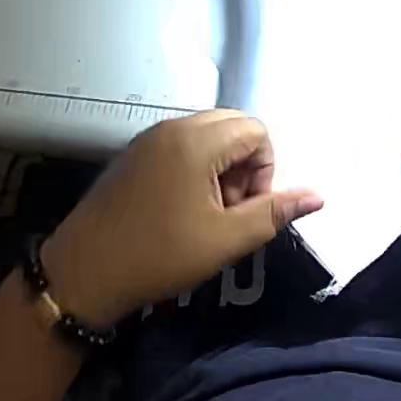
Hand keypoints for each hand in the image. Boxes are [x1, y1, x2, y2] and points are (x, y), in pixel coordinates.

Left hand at [39, 110, 322, 325]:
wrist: (82, 274)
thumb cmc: (158, 256)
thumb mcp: (225, 240)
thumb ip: (274, 212)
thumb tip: (318, 196)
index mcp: (197, 141)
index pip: (256, 131)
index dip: (264, 169)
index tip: (245, 207)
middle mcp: (173, 127)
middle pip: (233, 126)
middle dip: (245, 164)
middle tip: (229, 208)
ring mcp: (150, 137)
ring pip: (208, 134)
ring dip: (221, 165)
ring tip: (206, 211)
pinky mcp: (135, 153)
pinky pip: (182, 143)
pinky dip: (197, 165)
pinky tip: (182, 207)